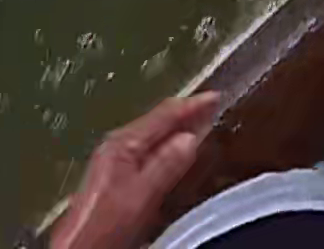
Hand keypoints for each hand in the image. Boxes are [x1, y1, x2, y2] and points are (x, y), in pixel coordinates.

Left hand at [49, 93, 220, 248]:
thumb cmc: (106, 227)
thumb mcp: (141, 196)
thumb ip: (167, 165)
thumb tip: (192, 136)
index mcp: (123, 143)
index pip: (165, 113)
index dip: (192, 104)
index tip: (217, 97)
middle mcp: (117, 145)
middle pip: (158, 120)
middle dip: (187, 114)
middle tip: (214, 108)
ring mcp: (114, 161)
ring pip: (154, 135)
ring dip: (179, 130)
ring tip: (202, 126)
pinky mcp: (115, 178)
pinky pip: (149, 149)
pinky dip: (169, 146)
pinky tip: (178, 154)